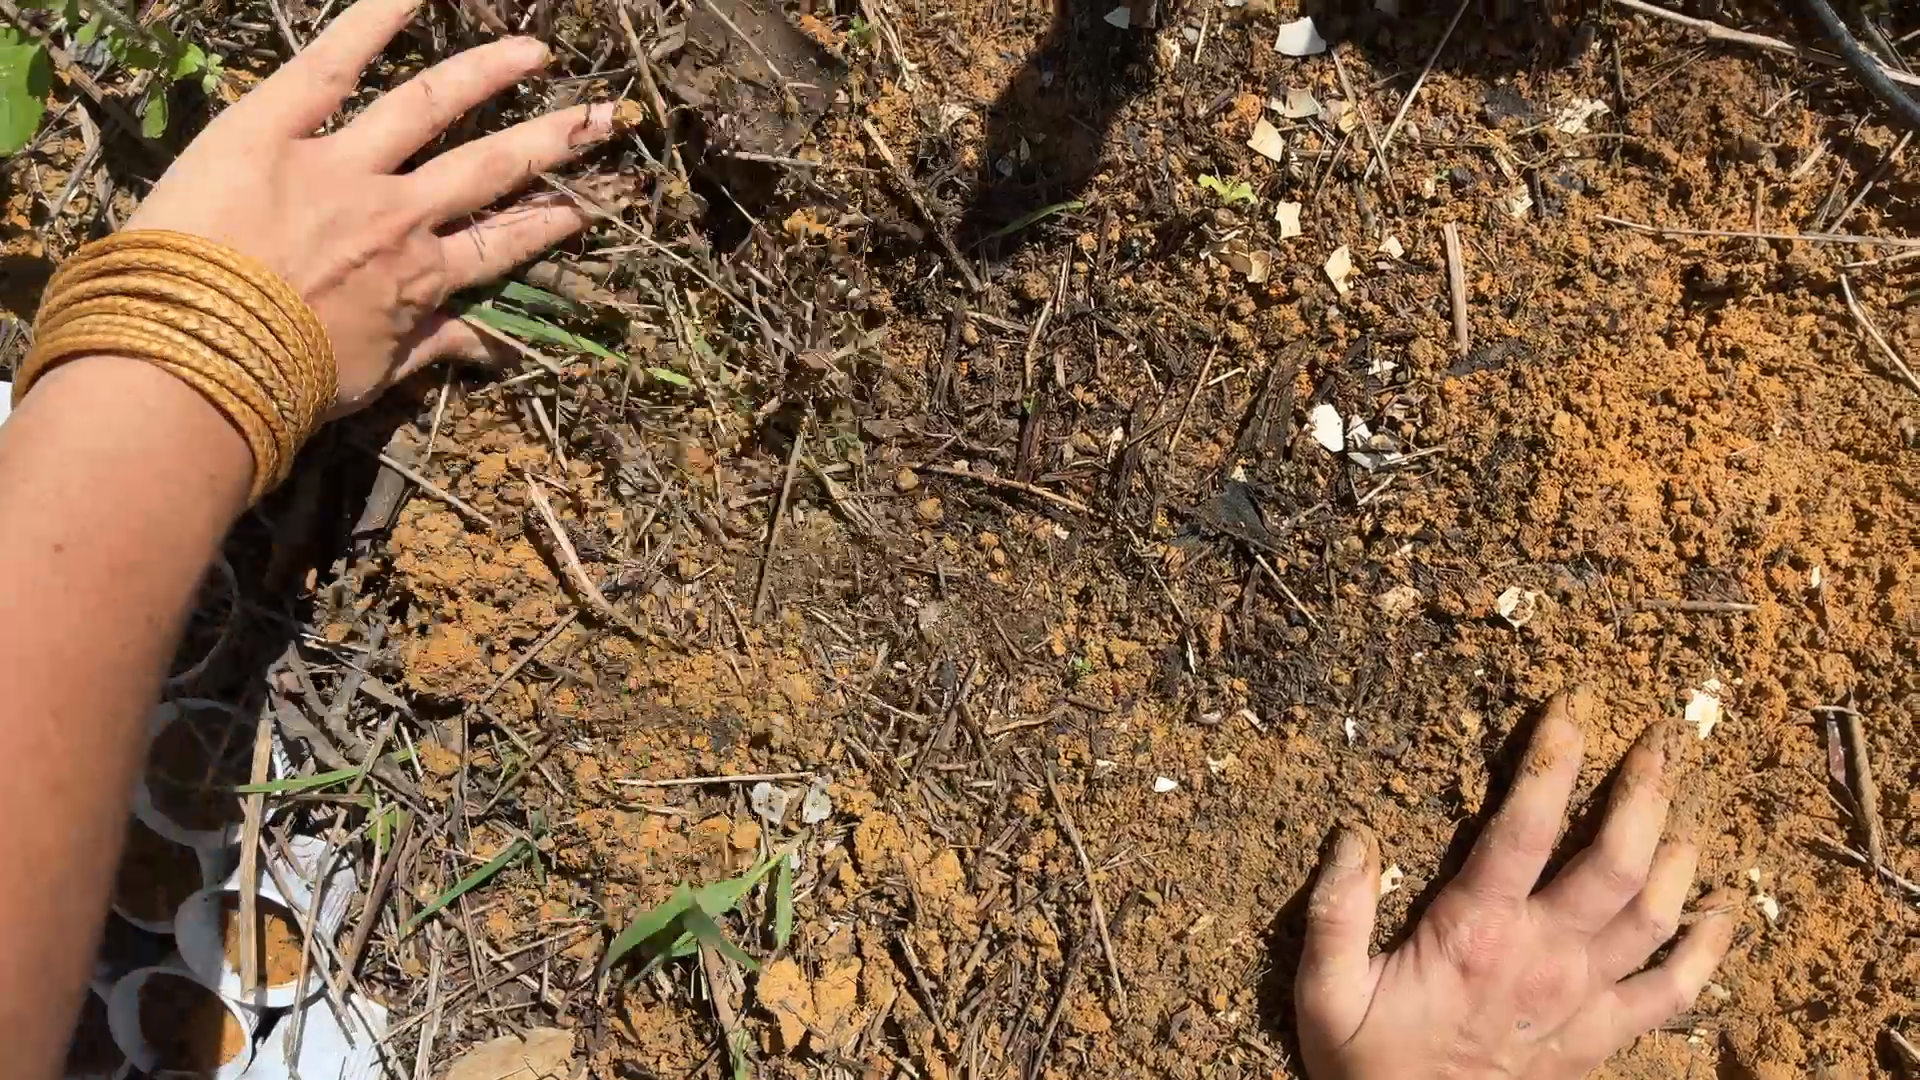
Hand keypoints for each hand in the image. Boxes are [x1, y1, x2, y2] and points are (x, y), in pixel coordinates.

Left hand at [124, 0, 618, 413]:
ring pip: (431, 109)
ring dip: (488, 74)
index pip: (510, 240)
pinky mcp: (270, 131)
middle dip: (554, 141)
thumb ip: (441, 346)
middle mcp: (402, 215)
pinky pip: (325, 69)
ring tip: (534, 50)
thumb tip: (496, 355)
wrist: (196, 356)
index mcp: (429, 277)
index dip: (555, 221)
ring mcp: (342, 169)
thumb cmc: (297, 374)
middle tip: (599, 115)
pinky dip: (368, 25)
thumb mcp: (385, 370)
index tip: (591, 202)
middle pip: (494, 169)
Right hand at [1296, 687, 1739, 1078]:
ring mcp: (1583, 1003)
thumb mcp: (1322, 988)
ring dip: (1676, 854)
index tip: (1567, 713)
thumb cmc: (1366, 1061)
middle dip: (1639, 796)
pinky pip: (1675, 994)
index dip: (1550, 766)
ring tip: (1682, 800)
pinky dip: (1707, 949)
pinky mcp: (1602, 1040)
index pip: (1524, 831)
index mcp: (1474, 934)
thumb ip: (1335, 910)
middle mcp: (1543, 960)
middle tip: (1655, 742)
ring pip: (1654, 917)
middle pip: (1614, 866)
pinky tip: (1719, 911)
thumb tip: (1354, 833)